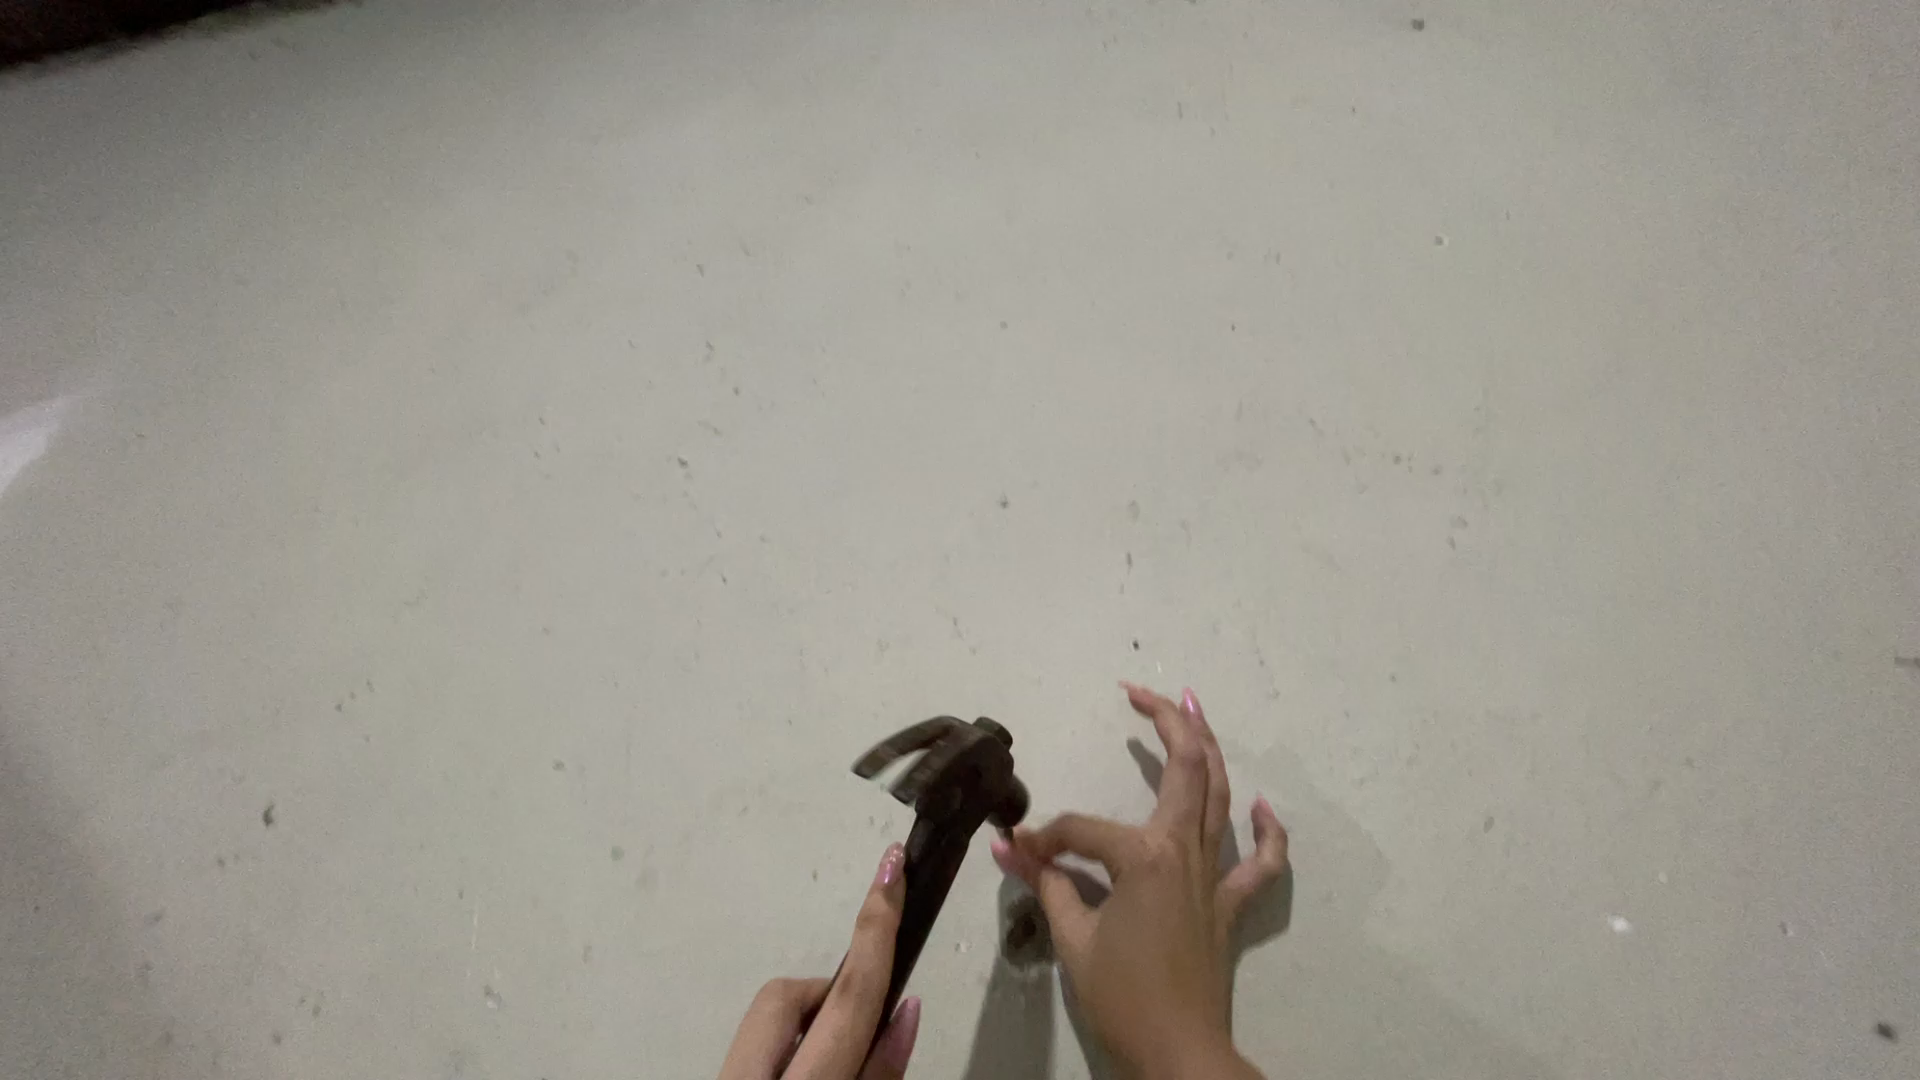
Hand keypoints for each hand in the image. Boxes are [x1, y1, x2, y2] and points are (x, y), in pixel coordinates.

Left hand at [718, 844, 921, 1079]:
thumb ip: (880, 1071)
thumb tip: (906, 1005)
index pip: (848, 997)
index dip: (876, 930)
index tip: (893, 866)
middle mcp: (746, 1074)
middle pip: (783, 992)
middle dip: (824, 995)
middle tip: (851, 1035)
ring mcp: (722, 1074)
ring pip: (764, 1017)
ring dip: (804, 1029)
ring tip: (827, 1066)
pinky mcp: (715, 1077)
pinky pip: (751, 1045)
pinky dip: (784, 1052)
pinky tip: (802, 1074)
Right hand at [991, 684, 1287, 1079]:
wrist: (1181, 1056)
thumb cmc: (1123, 996)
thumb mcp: (1072, 938)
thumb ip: (1044, 881)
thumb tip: (1004, 846)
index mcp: (1142, 856)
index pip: (1083, 828)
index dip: (1047, 837)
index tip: (1019, 851)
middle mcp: (1183, 849)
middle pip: (1184, 769)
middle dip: (1165, 722)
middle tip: (1141, 691)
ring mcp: (1213, 873)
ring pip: (1218, 795)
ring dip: (1208, 747)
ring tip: (1194, 706)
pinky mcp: (1230, 903)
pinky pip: (1261, 864)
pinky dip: (1267, 833)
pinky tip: (1262, 806)